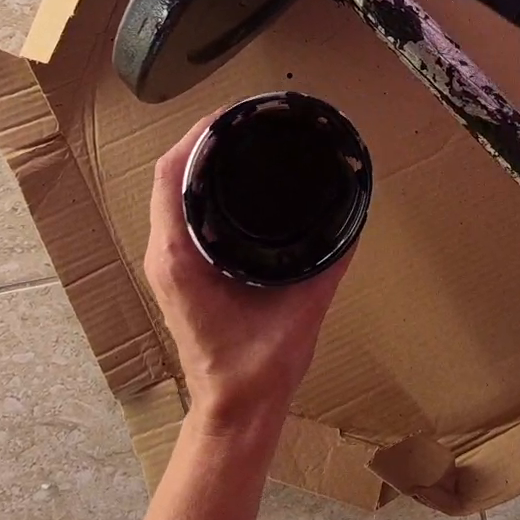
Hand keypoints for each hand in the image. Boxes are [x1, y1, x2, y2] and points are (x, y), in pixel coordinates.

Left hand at [144, 111, 353, 434]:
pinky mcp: (179, 268)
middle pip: (170, 173)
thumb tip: (352, 216)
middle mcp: (167, 251)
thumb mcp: (302, 305)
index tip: (234, 113)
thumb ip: (328, 261)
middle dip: (202, 137)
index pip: (172, 173)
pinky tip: (233, 176)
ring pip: (172, 190)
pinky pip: (181, 211)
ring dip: (199, 158)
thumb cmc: (261, 362)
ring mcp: (169, 260)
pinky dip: (200, 183)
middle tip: (246, 116)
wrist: (237, 407)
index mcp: (181, 256)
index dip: (198, 134)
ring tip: (240, 135)